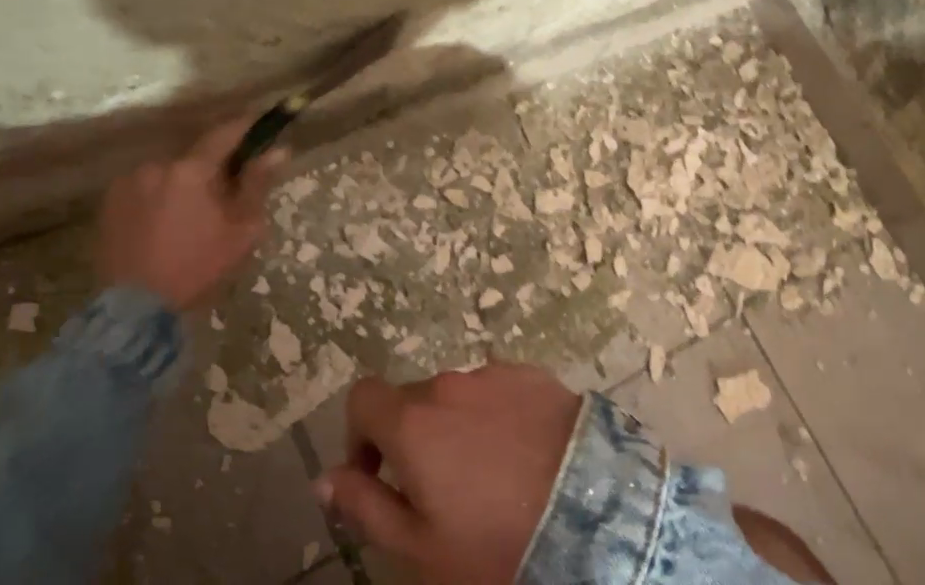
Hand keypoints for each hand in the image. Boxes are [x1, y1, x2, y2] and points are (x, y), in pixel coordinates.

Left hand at [94, 117, 283, 309]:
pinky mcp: (109, 202)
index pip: (225, 134)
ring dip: (182, 186)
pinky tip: (162, 228)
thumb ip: (257, 185)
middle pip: (195, 158)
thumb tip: (277, 150)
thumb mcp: (241, 231)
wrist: (136, 308)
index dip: (246, 128)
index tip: (261, 127)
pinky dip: (158, 199)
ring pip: (168, 175)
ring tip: (188, 222)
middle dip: (212, 171)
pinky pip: (144, 190)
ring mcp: (129, 182)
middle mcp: (157, 165)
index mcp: (192, 169)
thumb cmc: (197, 268)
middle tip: (224, 199)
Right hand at [314, 362, 580, 584]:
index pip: (362, 398)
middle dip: (413, 437)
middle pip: (413, 399)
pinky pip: (501, 390)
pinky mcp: (539, 377)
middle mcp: (450, 385)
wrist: (599, 521)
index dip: (360, 435)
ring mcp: (498, 376)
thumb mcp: (420, 548)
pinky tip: (525, 455)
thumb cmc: (498, 544)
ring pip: (459, 395)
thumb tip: (325, 479)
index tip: (378, 474)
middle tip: (440, 489)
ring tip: (490, 474)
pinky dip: (499, 415)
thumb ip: (364, 506)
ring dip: (458, 425)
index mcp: (413, 421)